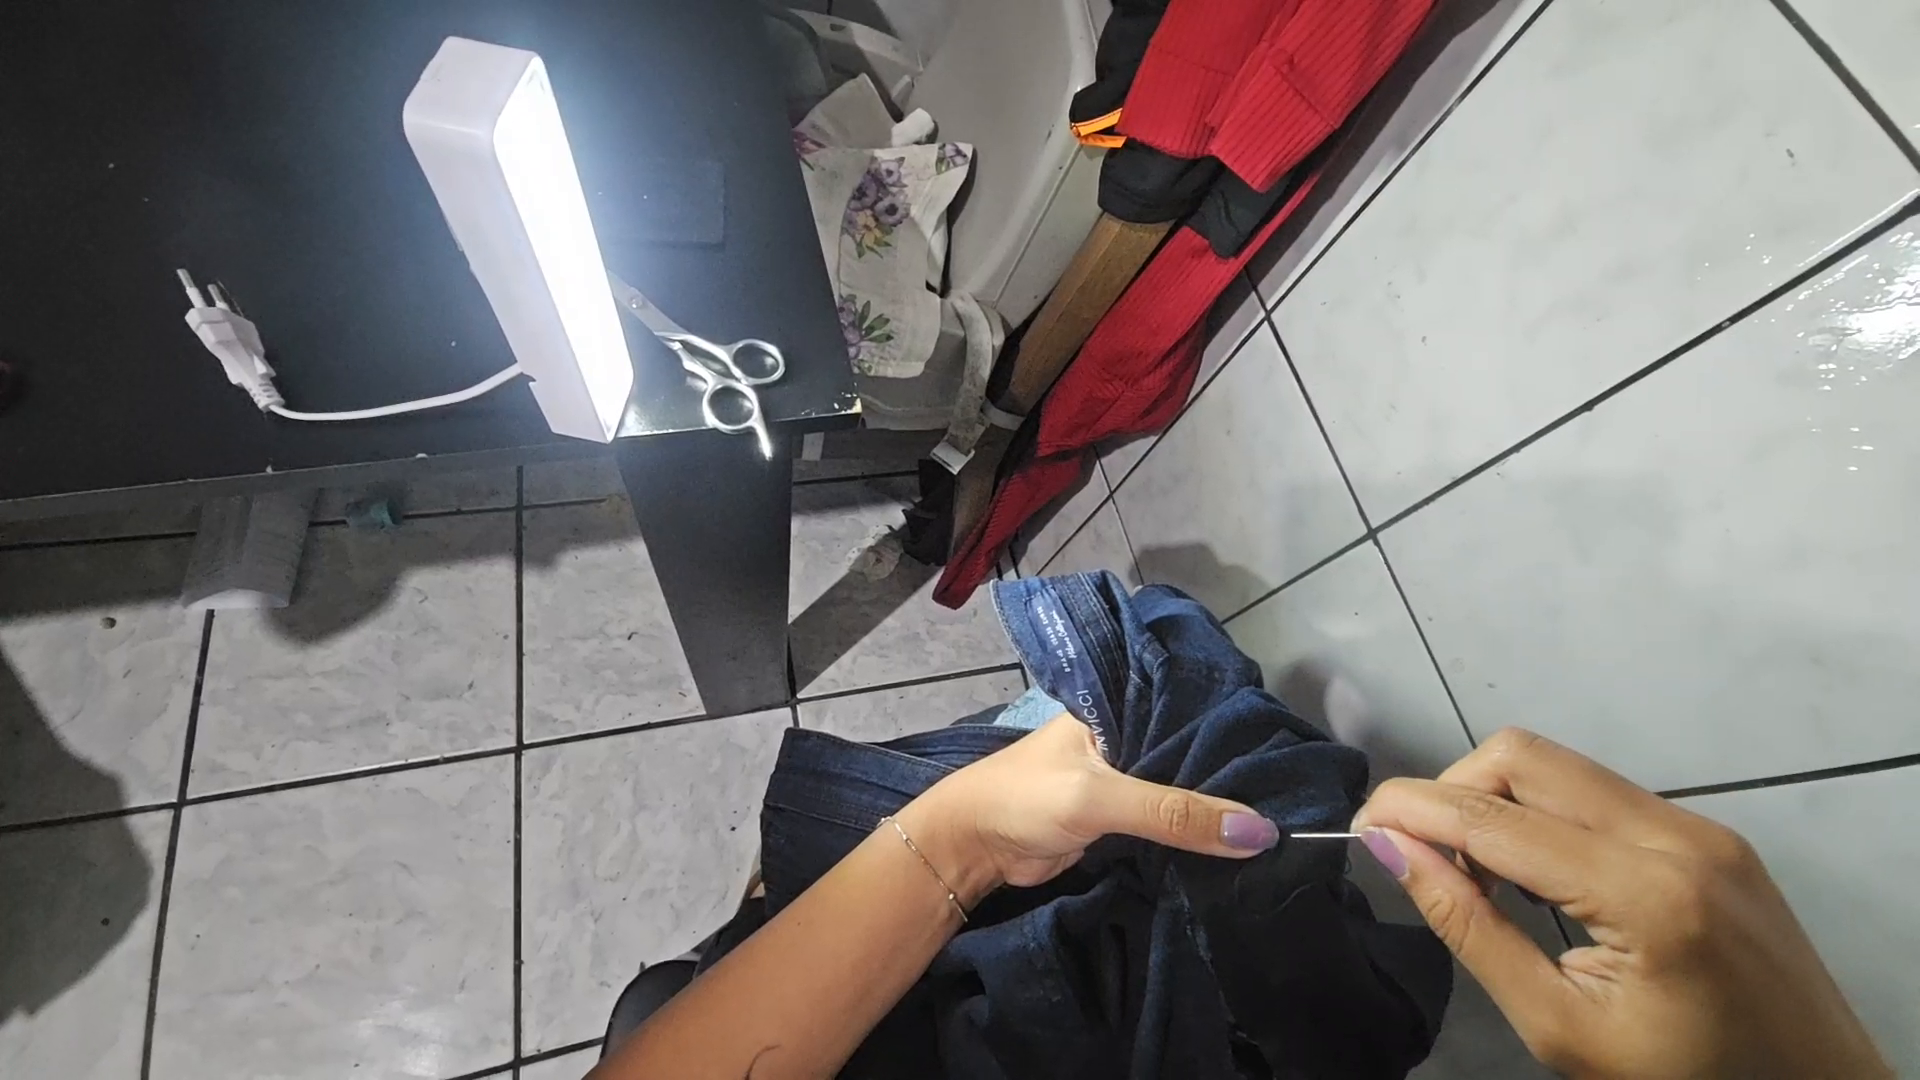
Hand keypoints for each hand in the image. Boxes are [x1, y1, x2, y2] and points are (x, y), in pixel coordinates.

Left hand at [893, 714, 1280, 902]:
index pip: (1184, 709)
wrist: (975, 845)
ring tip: (1282, 817)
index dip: (1230, 726)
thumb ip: (1172, 812)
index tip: (1287, 747)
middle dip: (1229, 771)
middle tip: (1296, 791)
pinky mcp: (1117, 815)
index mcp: (1115, 709)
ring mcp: (1120, 777)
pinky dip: (1193, 831)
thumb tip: (1259, 832)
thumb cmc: (1028, 798)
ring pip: (1179, 788)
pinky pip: (1166, 818)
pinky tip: (1236, 842)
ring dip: (1214, 806)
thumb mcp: (1100, 797)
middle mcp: (1122, 735)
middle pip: (1186, 751)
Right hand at [1352, 728, 1888, 1079]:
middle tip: (1425, 852)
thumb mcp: (1557, 1025)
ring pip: (1550, 763)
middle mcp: (1676, 836)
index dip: (1408, 809)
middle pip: (1519, 757)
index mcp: (1645, 893)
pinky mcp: (1706, 832)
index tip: (1361, 828)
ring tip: (1480, 867)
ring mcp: (1699, 827)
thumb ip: (1466, 925)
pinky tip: (1534, 867)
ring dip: (1489, 796)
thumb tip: (1388, 846)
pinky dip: (1533, 809)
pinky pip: (1588, 789)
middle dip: (1448, 789)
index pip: (1489, 815)